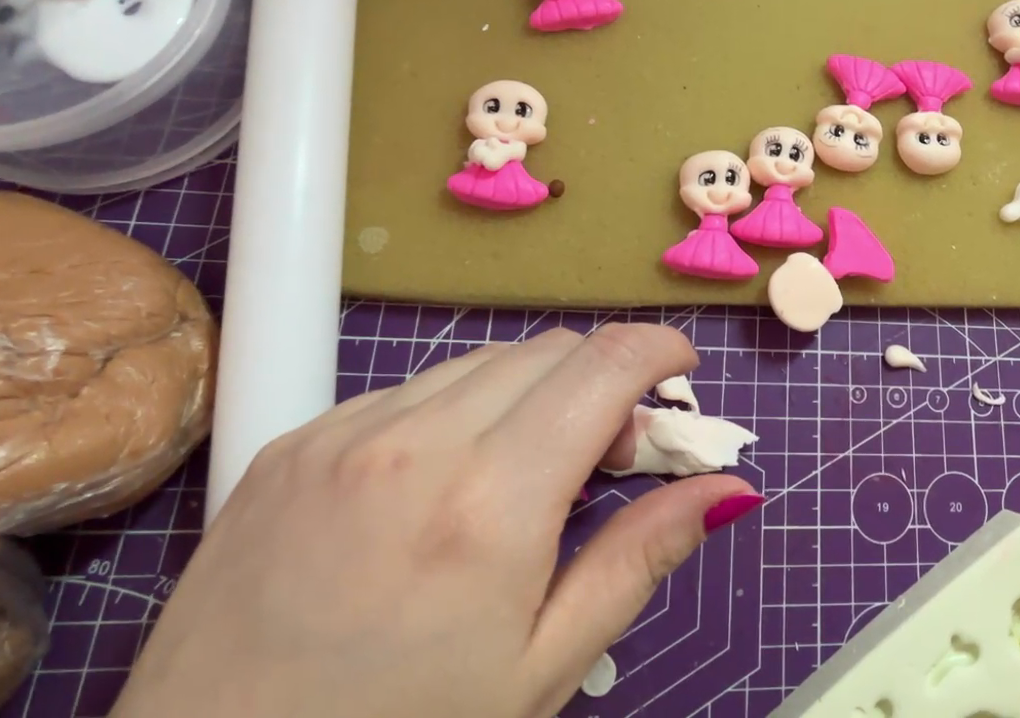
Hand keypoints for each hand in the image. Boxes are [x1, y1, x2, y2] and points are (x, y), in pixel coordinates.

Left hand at [111, 325, 759, 717]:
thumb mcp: (543, 668)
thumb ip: (640, 558)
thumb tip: (729, 489)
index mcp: (491, 502)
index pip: (604, 366)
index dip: (659, 351)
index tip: (681, 376)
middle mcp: (416, 441)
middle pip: (549, 351)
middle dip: (602, 379)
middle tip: (610, 453)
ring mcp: (343, 433)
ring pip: (480, 361)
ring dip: (532, 391)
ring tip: (526, 469)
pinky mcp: (291, 443)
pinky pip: (407, 390)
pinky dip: (456, 411)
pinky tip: (441, 484)